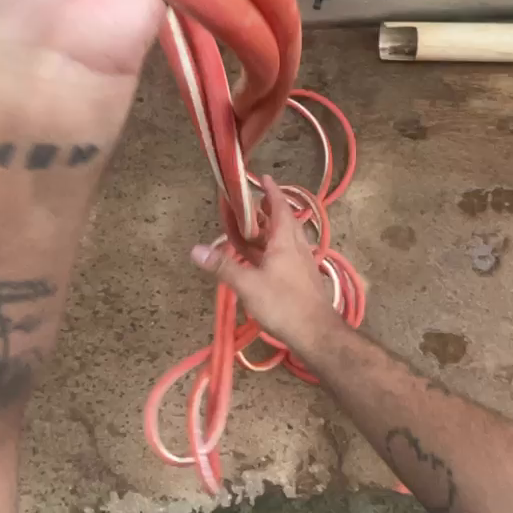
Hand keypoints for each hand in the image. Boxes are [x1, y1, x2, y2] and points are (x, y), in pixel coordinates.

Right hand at [190, 176, 341, 347]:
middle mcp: (297, 248)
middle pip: (285, 222)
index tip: (264, 178)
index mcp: (286, 241)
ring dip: (272, 231)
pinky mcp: (302, 280)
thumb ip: (222, 266)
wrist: (317, 334)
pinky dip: (274, 250)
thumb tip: (195, 249)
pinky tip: (263, 262)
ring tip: (254, 230)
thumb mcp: (248, 285)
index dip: (272, 192)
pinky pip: (287, 255)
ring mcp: (302, 265)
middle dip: (270, 210)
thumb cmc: (284, 304)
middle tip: (253, 205)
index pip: (280, 208)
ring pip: (287, 240)